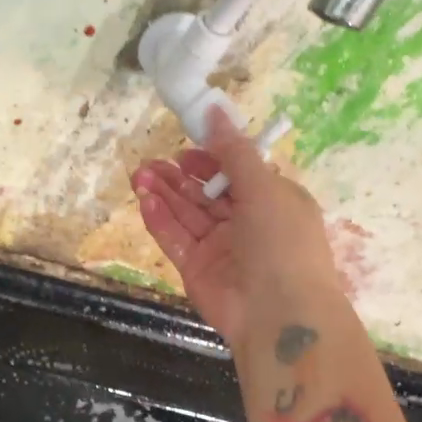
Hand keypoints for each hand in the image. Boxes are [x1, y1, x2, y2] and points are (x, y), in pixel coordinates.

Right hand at [131, 105, 341, 348]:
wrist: (277, 312)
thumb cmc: (282, 242)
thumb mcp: (263, 188)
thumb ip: (234, 152)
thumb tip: (215, 110)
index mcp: (271, 199)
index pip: (235, 172)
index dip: (210, 157)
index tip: (185, 145)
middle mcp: (244, 221)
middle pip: (205, 192)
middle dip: (179, 175)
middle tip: (150, 162)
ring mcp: (218, 247)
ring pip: (186, 214)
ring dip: (164, 194)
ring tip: (139, 175)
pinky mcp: (195, 269)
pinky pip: (175, 239)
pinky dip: (160, 220)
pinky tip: (144, 200)